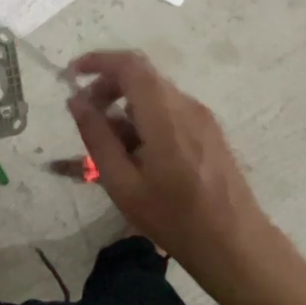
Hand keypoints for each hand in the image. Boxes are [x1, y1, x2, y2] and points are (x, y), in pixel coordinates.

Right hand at [65, 51, 265, 263]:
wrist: (233, 243)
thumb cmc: (172, 217)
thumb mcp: (122, 182)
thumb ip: (97, 136)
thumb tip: (76, 101)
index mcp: (165, 116)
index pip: (130, 66)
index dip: (98, 61)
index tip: (72, 74)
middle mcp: (187, 107)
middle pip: (141, 77)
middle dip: (107, 87)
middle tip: (84, 115)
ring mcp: (202, 118)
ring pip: (155, 95)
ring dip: (124, 105)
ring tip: (107, 143)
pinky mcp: (209, 131)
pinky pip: (170, 110)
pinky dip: (144, 118)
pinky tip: (135, 152)